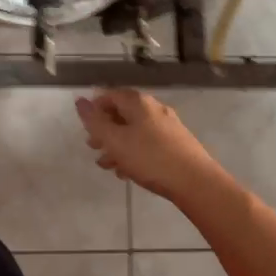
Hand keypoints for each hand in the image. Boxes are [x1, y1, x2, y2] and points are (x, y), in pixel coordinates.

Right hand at [76, 89, 224, 201]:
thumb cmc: (150, 158)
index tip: (86, 128)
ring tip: (107, 165)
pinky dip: (134, 152)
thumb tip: (80, 100)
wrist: (195, 181)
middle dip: (105, 130)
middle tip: (93, 148)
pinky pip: (148, 142)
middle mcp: (154, 108)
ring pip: (135, 130)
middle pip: (123, 113)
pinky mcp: (176, 143)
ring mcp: (167, 125)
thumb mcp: (115, 141)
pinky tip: (128, 172)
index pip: (110, 95)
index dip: (95, 108)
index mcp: (138, 102)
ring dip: (118, 145)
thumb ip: (95, 122)